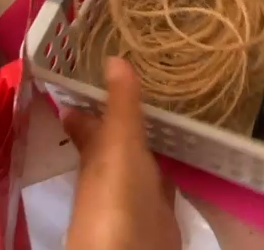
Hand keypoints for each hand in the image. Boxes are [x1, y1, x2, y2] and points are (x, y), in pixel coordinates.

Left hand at [62, 57, 181, 249]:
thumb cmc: (117, 192)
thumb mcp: (118, 140)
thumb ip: (120, 103)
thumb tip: (112, 55)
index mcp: (93, 151)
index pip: (84, 120)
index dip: (83, 102)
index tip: (86, 76)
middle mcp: (109, 169)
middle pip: (112, 138)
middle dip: (119, 117)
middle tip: (136, 82)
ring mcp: (134, 190)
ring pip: (137, 157)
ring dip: (145, 139)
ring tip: (163, 106)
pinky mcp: (159, 207)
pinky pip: (162, 178)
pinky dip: (167, 165)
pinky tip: (180, 150)